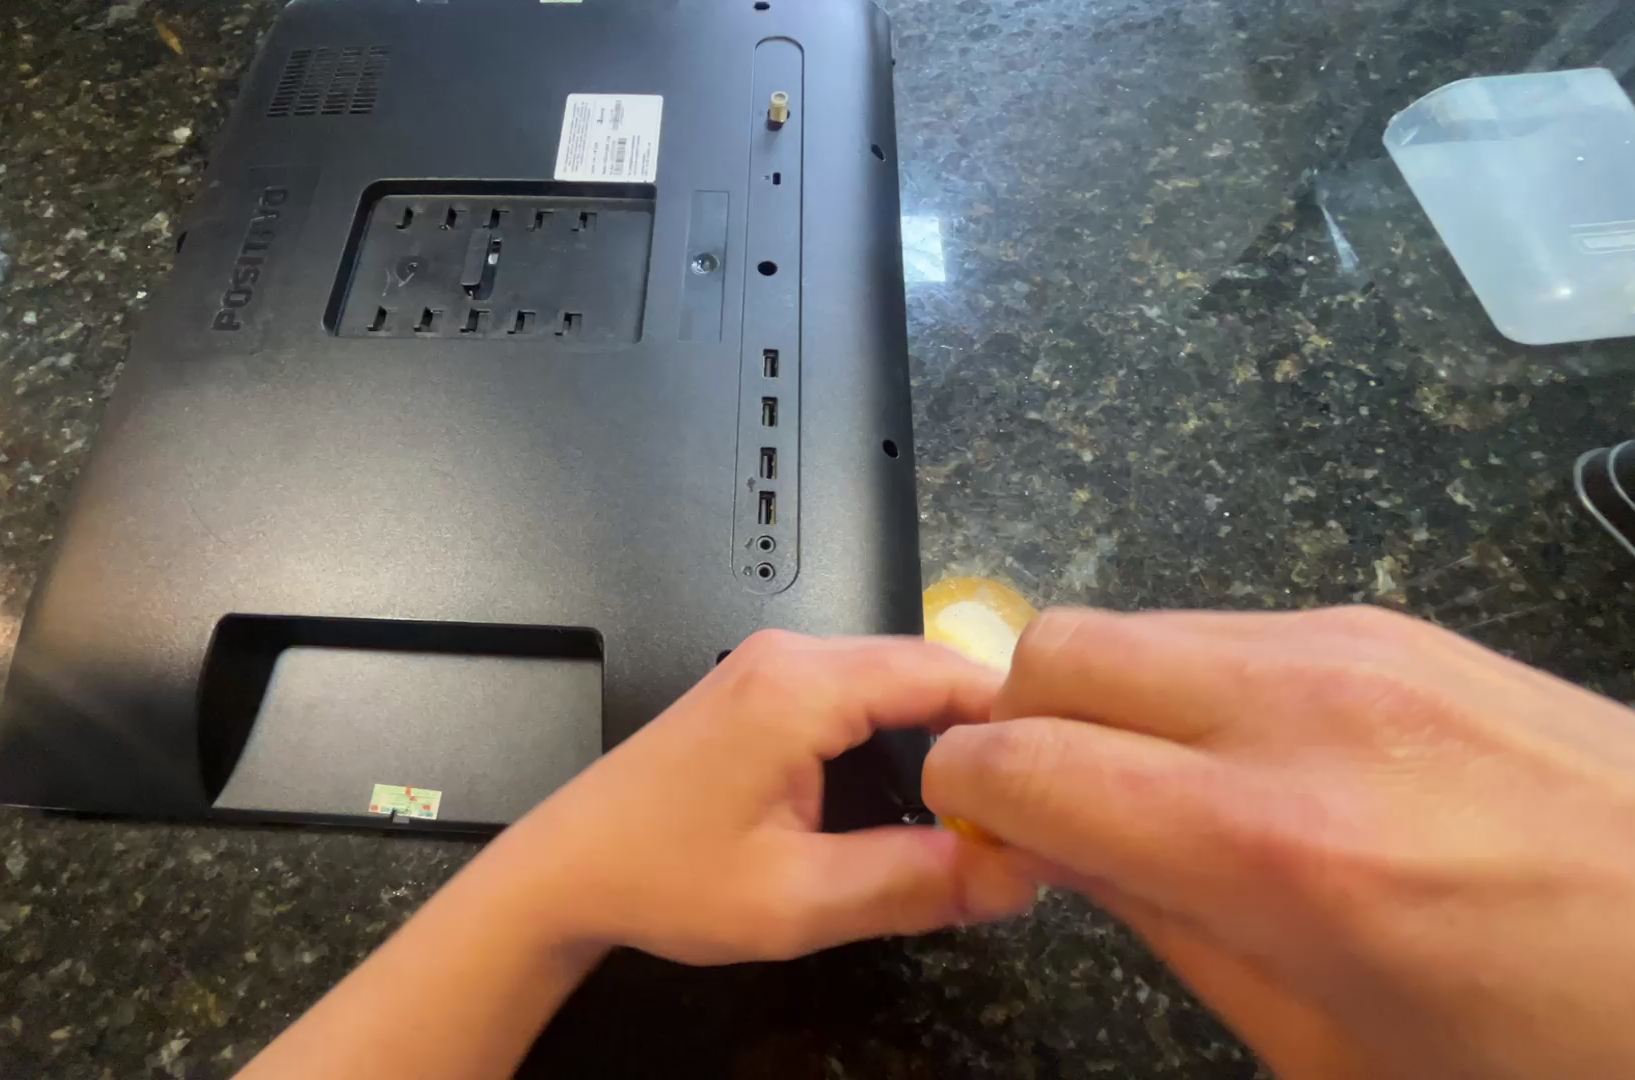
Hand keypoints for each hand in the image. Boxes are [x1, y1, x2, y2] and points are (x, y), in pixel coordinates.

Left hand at [477, 631, 1040, 963]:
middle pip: (916, 664)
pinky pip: (849, 687)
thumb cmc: (666, 877)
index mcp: (799, 686)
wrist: (569, 864)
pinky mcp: (755, 685)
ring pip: (885, 674)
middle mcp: (785, 653)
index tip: (1066, 762)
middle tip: (1038, 787)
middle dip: (982, 720)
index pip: (938, 670)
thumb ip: (915, 882)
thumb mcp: (798, 900)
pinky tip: (915, 773)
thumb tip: (1016, 871)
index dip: (1011, 710)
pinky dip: (895, 722)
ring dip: (940, 722)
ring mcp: (766, 663)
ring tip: (990, 789)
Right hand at [924, 606, 1634, 1079]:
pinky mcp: (1379, 621)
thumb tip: (1035, 836)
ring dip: (1090, 699)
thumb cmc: (1555, 1064)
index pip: (1021, 761)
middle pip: (1052, 648)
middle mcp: (1300, 709)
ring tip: (1143, 777)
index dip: (961, 786)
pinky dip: (1168, 685)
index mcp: (1280, 849)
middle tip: (1047, 794)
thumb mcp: (1321, 1043)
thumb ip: (1145, 912)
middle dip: (1012, 718)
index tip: (971, 820)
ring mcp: (1347, 643)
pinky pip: (1203, 629)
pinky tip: (1232, 752)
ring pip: (1119, 627)